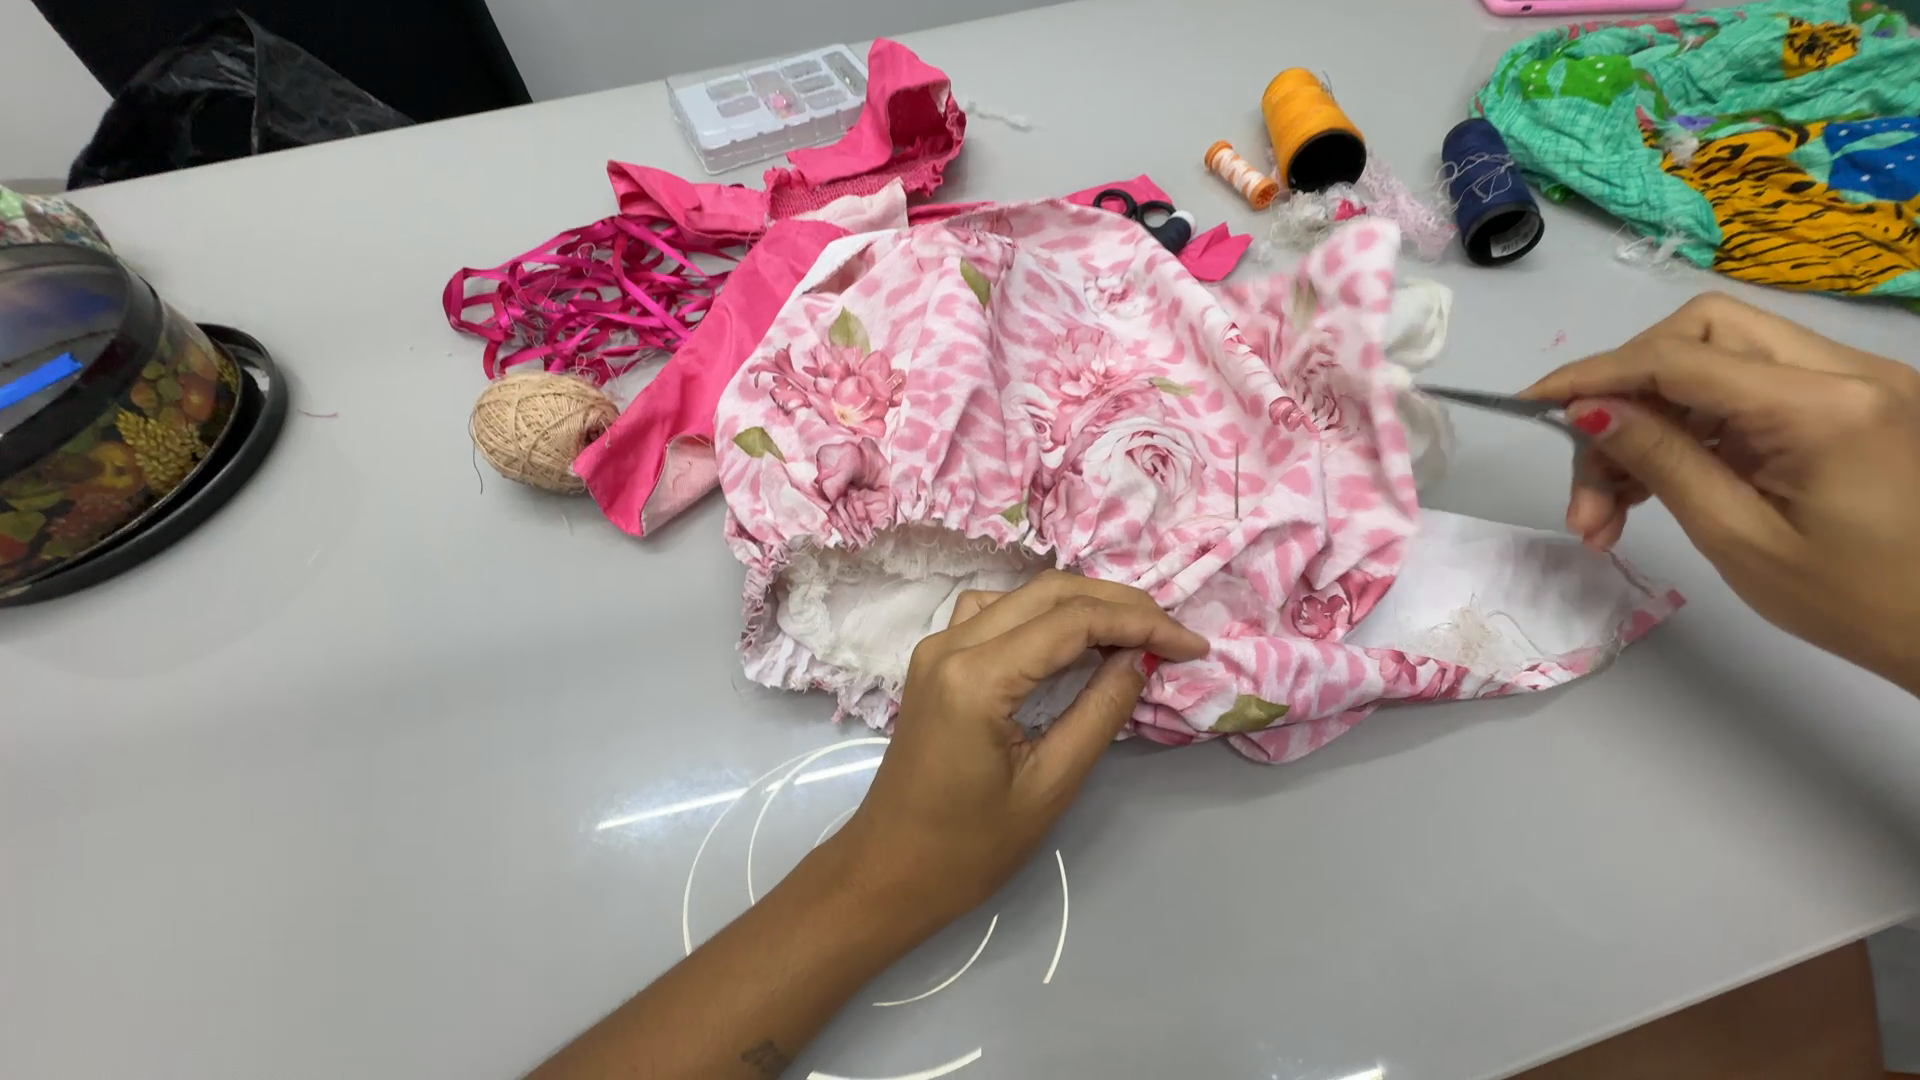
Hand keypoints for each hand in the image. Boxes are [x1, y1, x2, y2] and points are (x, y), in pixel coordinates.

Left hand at [830, 570, 1207, 927]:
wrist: (891, 868)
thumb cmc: (971, 846)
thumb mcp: (1051, 784)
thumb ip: (1100, 710)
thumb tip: (1141, 657)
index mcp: (978, 676)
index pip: (1074, 621)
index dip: (1141, 623)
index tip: (1192, 644)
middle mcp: (952, 644)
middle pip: (1049, 592)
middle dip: (1118, 604)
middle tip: (1170, 632)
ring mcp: (937, 647)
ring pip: (1021, 595)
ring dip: (1081, 604)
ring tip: (1131, 632)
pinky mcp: (934, 659)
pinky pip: (994, 612)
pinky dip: (1040, 614)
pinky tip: (1066, 639)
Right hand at [1524, 292, 1919, 691]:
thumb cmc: (1855, 599)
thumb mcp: (1736, 533)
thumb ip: (1661, 459)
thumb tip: (1588, 410)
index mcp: (1824, 406)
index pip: (1677, 357)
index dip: (1591, 374)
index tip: (1528, 405)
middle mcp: (1846, 374)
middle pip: (1698, 335)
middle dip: (1623, 389)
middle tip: (1585, 464)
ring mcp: (1850, 387)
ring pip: (1710, 366)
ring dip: (1643, 424)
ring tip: (1603, 511)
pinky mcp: (1843, 409)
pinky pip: (1739, 396)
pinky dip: (1681, 434)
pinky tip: (1645, 493)